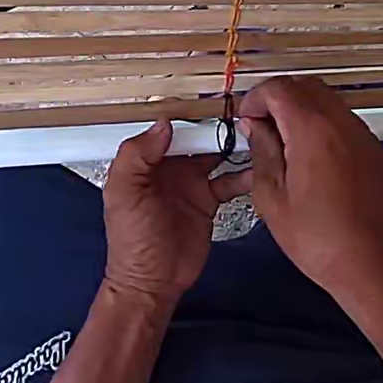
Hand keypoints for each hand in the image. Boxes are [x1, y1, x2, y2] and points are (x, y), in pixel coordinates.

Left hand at [101, 120, 251, 307]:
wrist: (151, 280)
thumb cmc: (131, 238)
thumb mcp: (124, 192)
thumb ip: (137, 155)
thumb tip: (164, 124)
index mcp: (144, 160)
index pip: (164, 129)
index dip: (184, 115)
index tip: (207, 102)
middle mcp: (167, 167)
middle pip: (192, 138)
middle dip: (212, 126)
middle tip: (240, 113)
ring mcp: (189, 183)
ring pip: (213, 155)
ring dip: (230, 145)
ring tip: (254, 134)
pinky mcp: (208, 201)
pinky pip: (229, 181)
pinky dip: (244, 174)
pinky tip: (259, 168)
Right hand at [238, 77, 382, 313]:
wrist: (373, 264)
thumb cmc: (318, 237)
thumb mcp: (271, 196)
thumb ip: (261, 151)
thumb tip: (255, 127)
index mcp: (313, 132)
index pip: (279, 89)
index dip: (255, 100)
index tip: (245, 122)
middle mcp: (341, 124)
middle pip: (304, 85)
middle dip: (275, 98)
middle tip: (258, 127)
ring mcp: (360, 135)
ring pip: (323, 98)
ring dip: (296, 108)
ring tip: (278, 141)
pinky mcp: (370, 149)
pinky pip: (337, 117)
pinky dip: (315, 121)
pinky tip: (302, 152)